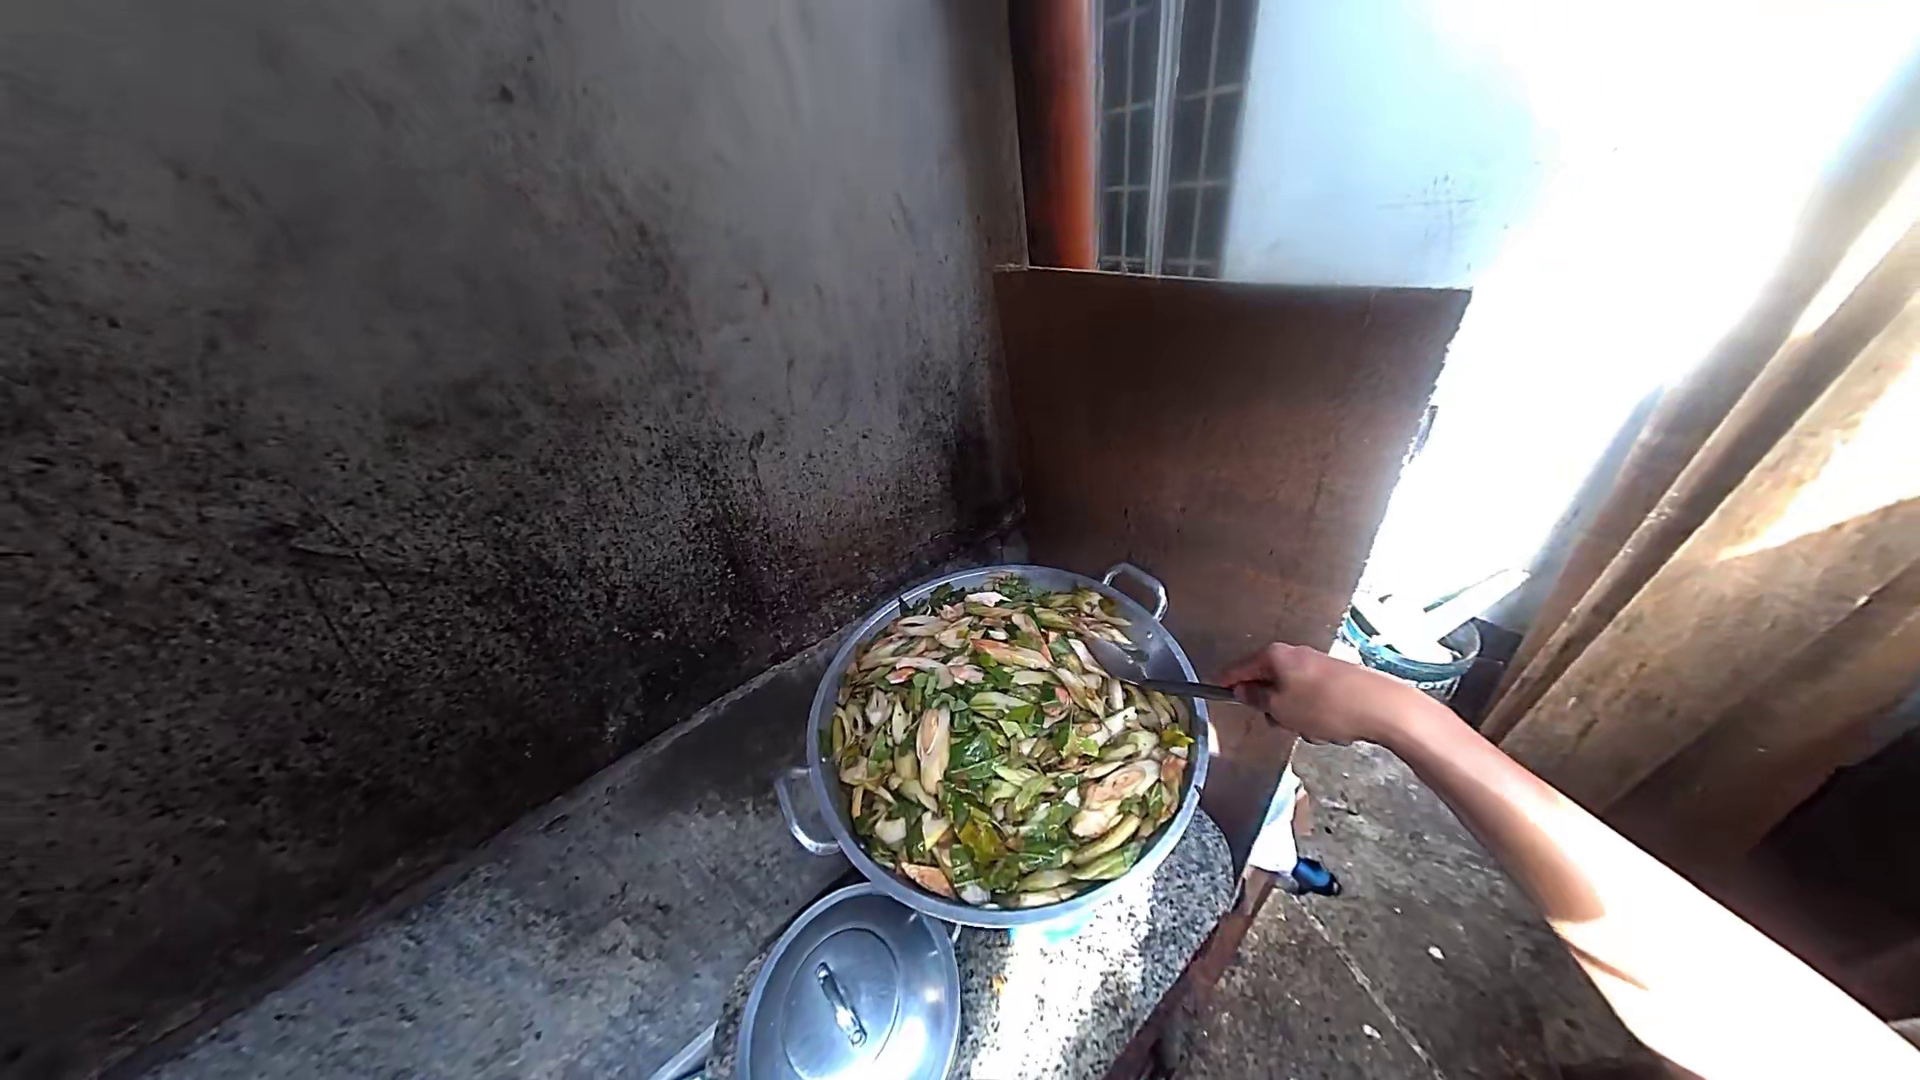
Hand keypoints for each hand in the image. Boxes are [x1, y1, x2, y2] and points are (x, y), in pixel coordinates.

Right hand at [1217, 643, 1440, 746]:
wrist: (1385, 708)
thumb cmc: (1326, 706)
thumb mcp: (1280, 708)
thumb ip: (1256, 699)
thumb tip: (1243, 690)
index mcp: (1275, 656)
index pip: (1239, 668)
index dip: (1227, 682)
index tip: (1215, 691)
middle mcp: (1295, 654)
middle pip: (1268, 682)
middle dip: (1272, 706)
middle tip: (1282, 722)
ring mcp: (1319, 665)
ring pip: (1293, 694)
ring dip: (1297, 715)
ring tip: (1315, 729)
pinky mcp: (1340, 679)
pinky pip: (1315, 699)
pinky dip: (1318, 714)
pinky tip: (1334, 727)